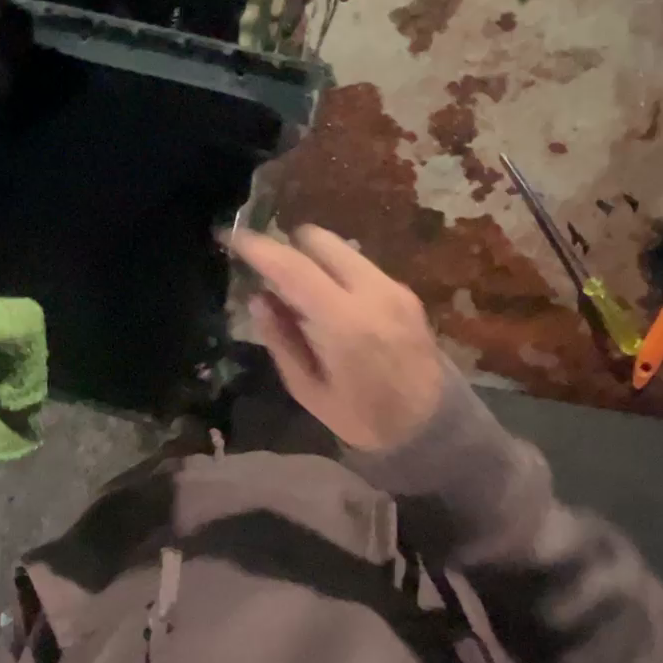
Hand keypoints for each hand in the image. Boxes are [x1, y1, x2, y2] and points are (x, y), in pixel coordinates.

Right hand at [227, 226, 445, 450]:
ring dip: (312, 258)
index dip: (257, 247)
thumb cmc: (363, 417)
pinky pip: (358, 265)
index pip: (293, 267)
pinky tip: (329, 304)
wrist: (432, 427)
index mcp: (344, 323)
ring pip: (339, 248)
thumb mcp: (308, 390)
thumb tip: (257, 297)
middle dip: (286, 246)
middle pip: (318, 239)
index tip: (230, 236)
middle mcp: (373, 293)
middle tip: (267, 270)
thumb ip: (280, 340)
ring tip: (298, 292)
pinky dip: (335, 272)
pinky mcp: (404, 291)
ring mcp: (393, 287)